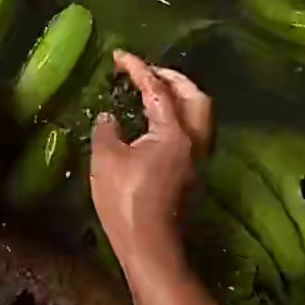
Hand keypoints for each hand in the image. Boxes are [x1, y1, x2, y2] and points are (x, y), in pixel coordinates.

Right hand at [90, 50, 213, 276]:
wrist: (150, 248)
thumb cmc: (126, 201)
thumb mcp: (106, 158)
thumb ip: (107, 130)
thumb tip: (110, 118)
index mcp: (174, 133)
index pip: (157, 89)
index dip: (137, 68)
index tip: (119, 56)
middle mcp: (194, 142)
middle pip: (195, 96)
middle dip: (171, 77)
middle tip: (146, 70)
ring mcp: (197, 160)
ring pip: (199, 115)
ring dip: (180, 96)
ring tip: (153, 90)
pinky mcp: (193, 174)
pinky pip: (192, 131)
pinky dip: (178, 115)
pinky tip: (156, 122)